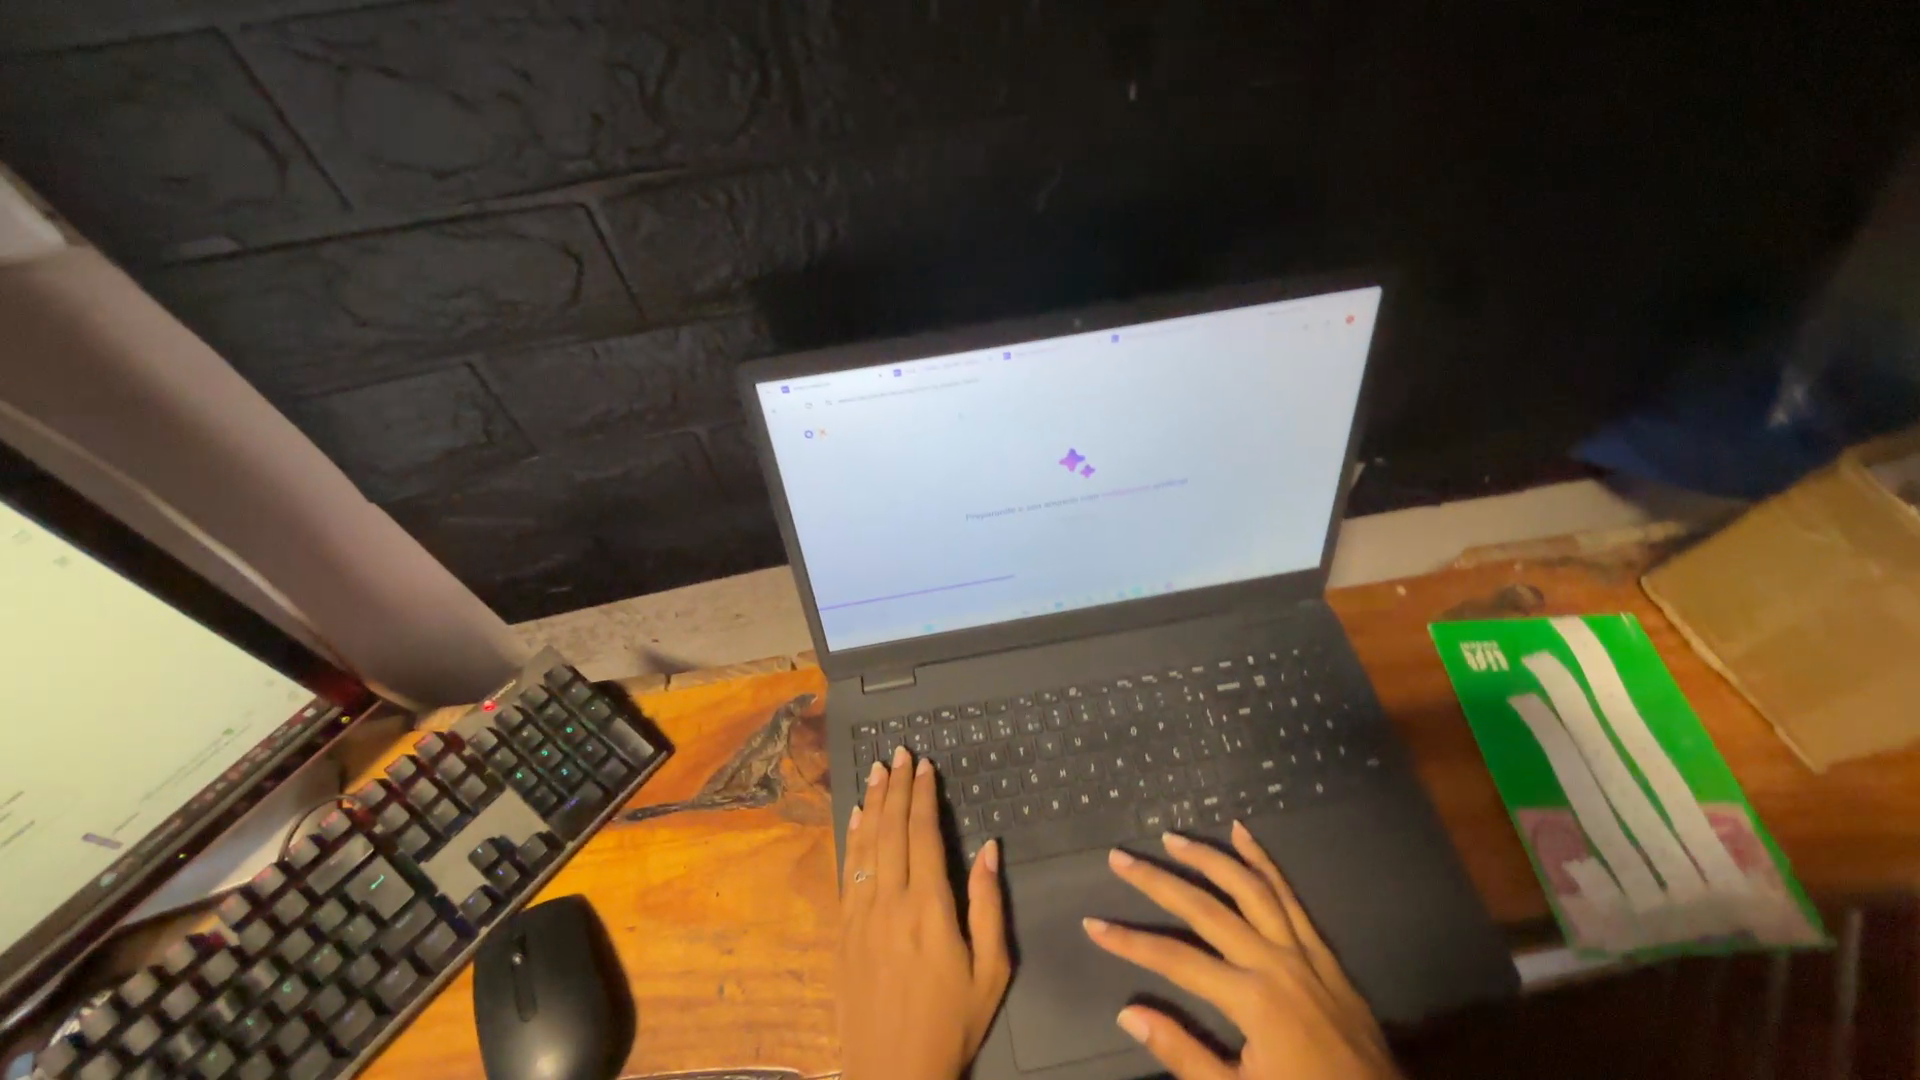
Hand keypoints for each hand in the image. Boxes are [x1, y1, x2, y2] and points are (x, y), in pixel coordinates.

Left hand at [838, 746, 1011, 1079]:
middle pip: (892, 830)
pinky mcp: (843, 931)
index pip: (924, 834)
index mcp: (930, 907)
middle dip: (897, 788)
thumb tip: (990, 847)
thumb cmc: (952, 1022)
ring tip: (877, 771)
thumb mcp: (991, 970)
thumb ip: (989, 904)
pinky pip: (846, 872)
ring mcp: (860, 915)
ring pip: (866, 844)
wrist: (893, 1073)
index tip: (924, 765)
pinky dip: (852, 838)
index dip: (923, 795)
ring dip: (872, 803)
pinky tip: (855, 818)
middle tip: (899, 753)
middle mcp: (890, 901)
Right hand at [1083, 821, 1399, 1079]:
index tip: (1093, 924)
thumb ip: (1183, 1053)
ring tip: (1174, 838)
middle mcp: (1275, 962)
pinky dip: (1264, 863)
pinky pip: (1291, 897)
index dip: (1130, 942)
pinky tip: (1243, 835)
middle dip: (1159, 883)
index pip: (1176, 959)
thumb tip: (1128, 1011)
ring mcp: (1304, 952)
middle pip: (1206, 910)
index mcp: (1252, 999)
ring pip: (1250, 889)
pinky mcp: (1324, 952)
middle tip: (1121, 857)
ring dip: (1209, 859)